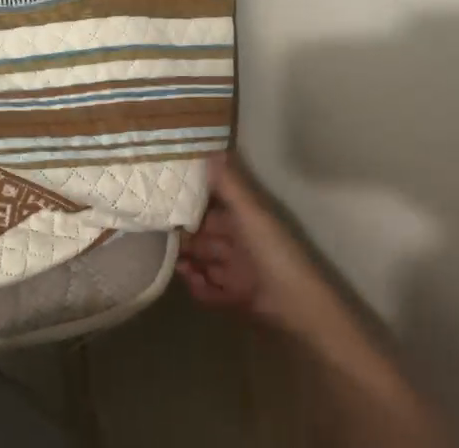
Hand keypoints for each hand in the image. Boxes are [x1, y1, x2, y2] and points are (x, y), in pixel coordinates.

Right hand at [177, 153, 341, 335]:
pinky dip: (197, 286)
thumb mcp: (252, 216)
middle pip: (203, 238)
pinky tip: (191, 279)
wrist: (299, 310)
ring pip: (202, 263)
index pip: (212, 211)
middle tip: (159, 233)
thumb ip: (230, 186)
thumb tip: (212, 148)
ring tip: (175, 260)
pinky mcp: (233, 299)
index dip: (190, 206)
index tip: (164, 199)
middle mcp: (239, 247)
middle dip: (183, 236)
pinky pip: (207, 290)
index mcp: (245, 225)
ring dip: (186, 261)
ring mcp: (236, 274)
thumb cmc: (275, 255)